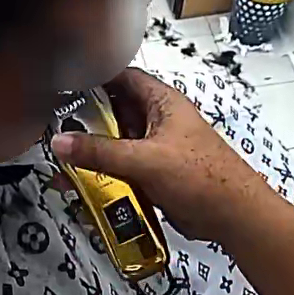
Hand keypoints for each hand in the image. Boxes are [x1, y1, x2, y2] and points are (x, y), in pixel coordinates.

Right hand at [51, 69, 275, 242]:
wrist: (233, 216)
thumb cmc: (208, 178)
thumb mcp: (145, 160)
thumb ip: (100, 152)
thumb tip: (64, 142)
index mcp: (162, 103)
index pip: (121, 77)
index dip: (93, 79)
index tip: (65, 88)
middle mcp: (159, 122)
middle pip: (114, 114)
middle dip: (87, 125)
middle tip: (60, 133)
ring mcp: (157, 149)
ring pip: (117, 145)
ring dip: (95, 156)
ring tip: (68, 165)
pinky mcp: (156, 175)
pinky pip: (124, 171)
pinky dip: (107, 177)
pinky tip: (89, 187)